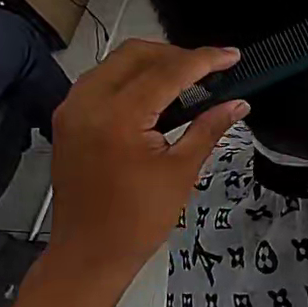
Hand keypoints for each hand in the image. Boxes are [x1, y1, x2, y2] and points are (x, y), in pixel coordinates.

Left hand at [46, 39, 247, 282]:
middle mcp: (87, 102)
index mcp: (118, 116)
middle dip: (178, 55)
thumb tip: (239, 103)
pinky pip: (102, 81)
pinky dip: (133, 79)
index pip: (168, 71)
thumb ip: (209, 128)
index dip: (205, 60)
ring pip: (116, 63)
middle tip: (212, 69)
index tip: (233, 56)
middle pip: (137, 54)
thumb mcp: (182, 171)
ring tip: (190, 80)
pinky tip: (158, 95)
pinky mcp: (68, 119)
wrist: (90, 252)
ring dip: (154, 63)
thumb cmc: (139, 218)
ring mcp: (72, 109)